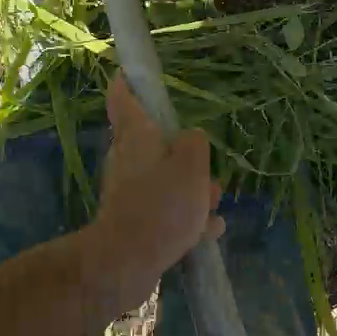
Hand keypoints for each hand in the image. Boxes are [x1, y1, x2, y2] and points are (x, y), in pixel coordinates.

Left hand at [90, 76, 223, 308]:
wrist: (127, 263)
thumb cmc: (161, 203)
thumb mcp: (192, 164)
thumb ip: (196, 143)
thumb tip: (191, 139)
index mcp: (136, 134)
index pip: (122, 97)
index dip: (126, 82)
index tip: (128, 73)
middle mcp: (127, 156)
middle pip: (156, 143)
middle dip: (186, 156)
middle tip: (207, 171)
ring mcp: (128, 190)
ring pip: (165, 178)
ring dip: (192, 190)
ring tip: (213, 206)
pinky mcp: (133, 220)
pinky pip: (164, 208)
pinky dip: (186, 217)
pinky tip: (208, 230)